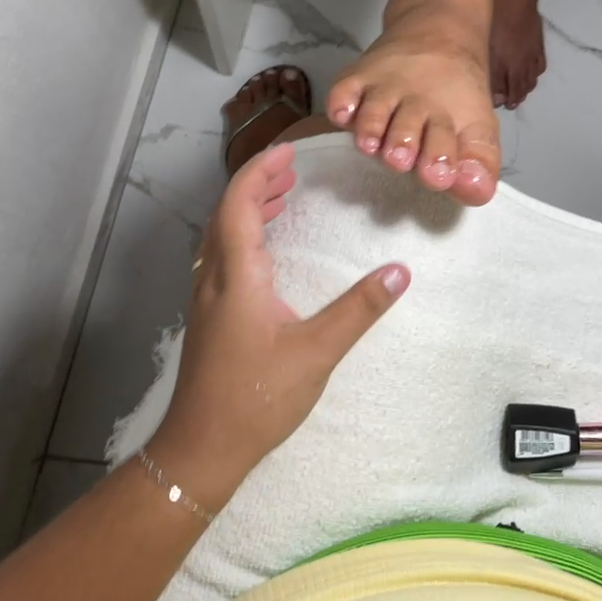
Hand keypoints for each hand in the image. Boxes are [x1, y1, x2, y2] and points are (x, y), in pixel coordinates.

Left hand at [154, 143, 409, 491]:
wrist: (202, 449)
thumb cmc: (257, 397)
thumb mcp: (317, 352)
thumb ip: (358, 310)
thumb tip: (399, 272)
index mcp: (236, 276)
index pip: (239, 204)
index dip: (259, 172)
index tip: (288, 152)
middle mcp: (213, 279)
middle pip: (226, 214)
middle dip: (257, 185)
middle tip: (292, 170)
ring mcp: (205, 299)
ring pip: (220, 236)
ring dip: (248, 209)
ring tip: (282, 198)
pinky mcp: (208, 317)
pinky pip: (221, 257)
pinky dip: (244, 235)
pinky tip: (267, 252)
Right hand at [328, 0, 500, 205]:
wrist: (437, 36)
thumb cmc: (456, 96)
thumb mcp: (479, 129)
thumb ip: (481, 163)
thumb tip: (477, 190)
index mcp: (448, 122)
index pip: (446, 141)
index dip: (441, 159)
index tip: (438, 175)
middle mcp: (416, 106)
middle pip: (407, 128)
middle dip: (403, 144)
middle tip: (400, 159)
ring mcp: (384, 91)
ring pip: (375, 111)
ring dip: (372, 128)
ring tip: (371, 145)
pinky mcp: (357, 79)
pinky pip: (344, 90)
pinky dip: (340, 102)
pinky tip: (342, 115)